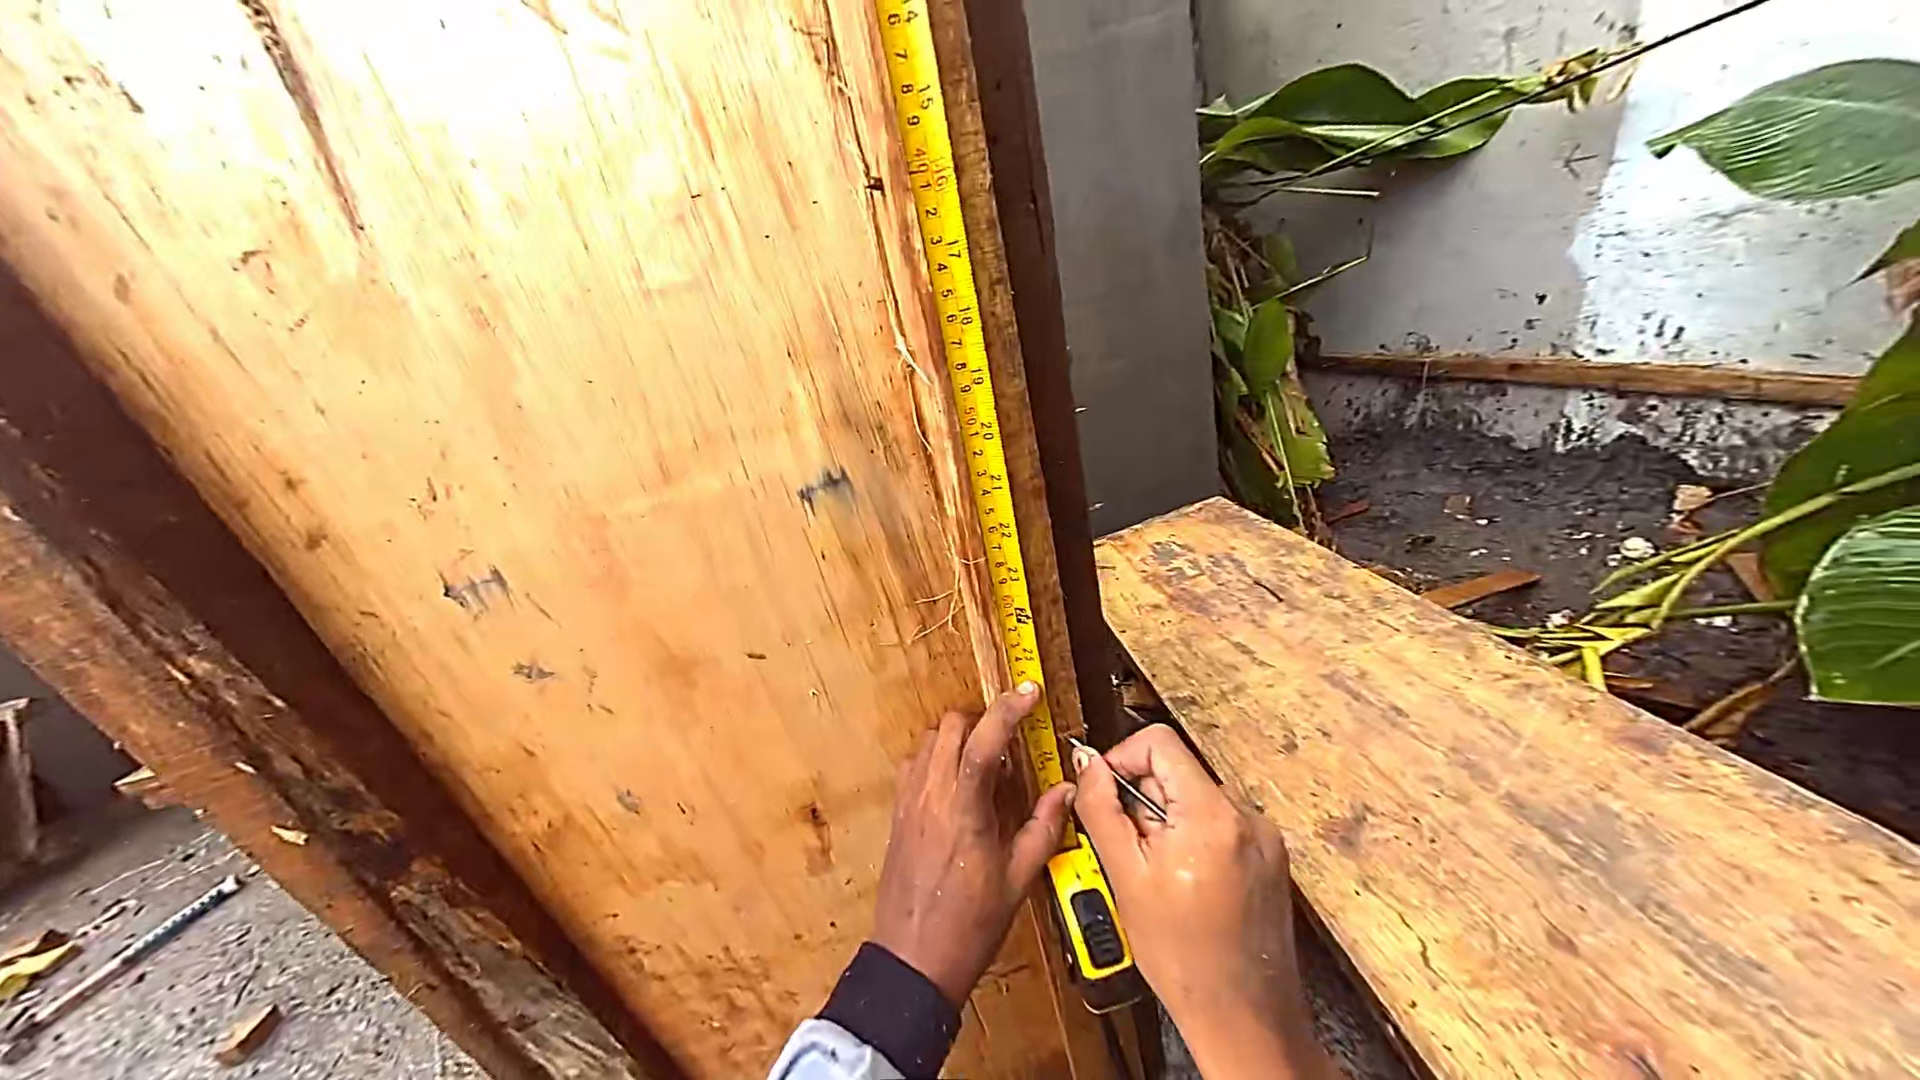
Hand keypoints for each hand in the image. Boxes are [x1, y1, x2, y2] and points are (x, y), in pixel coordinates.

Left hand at [871, 683, 1075, 1005]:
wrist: (912, 961)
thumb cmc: (966, 927)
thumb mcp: (1017, 880)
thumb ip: (1043, 827)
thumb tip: (1064, 792)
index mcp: (964, 811)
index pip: (983, 741)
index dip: (1007, 709)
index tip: (1027, 693)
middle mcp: (930, 796)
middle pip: (951, 725)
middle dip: (982, 720)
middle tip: (1007, 743)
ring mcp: (909, 801)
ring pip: (930, 739)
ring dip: (958, 737)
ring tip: (984, 766)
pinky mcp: (898, 812)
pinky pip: (914, 762)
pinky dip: (936, 757)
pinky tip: (955, 784)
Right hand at [1073, 725, 1332, 1079]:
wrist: (1243, 1019)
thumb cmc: (1185, 959)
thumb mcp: (1124, 875)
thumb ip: (1100, 807)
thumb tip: (1087, 763)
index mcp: (1211, 815)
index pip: (1159, 741)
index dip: (1123, 757)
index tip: (1108, 789)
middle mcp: (1245, 816)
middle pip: (1176, 769)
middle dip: (1144, 799)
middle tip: (1133, 847)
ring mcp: (1262, 835)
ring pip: (1192, 795)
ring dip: (1165, 819)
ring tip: (1158, 870)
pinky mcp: (1267, 853)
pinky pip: (1214, 819)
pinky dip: (1190, 835)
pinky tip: (1182, 879)